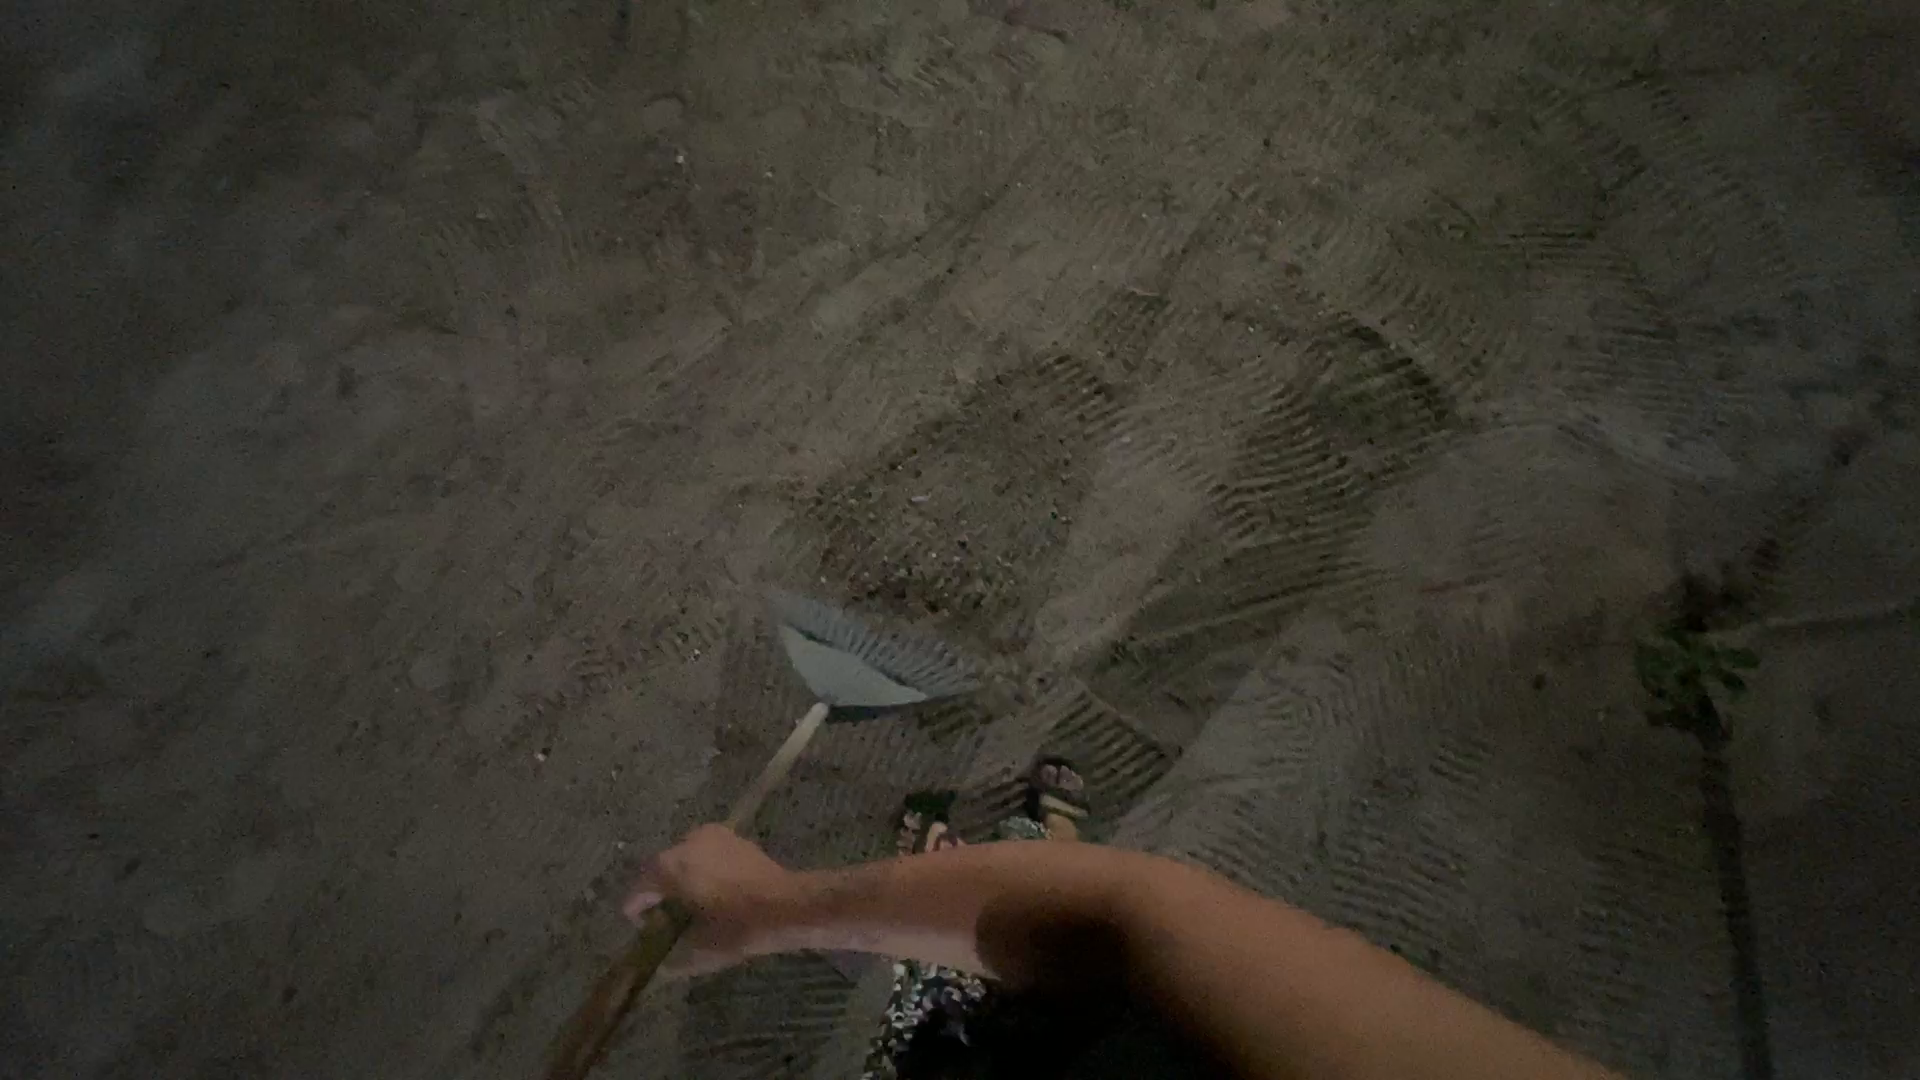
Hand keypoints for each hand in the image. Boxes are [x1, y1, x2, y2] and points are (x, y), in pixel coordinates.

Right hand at [623, 825, 796, 975]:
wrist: (785, 903)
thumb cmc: (738, 927)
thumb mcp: (700, 951)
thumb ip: (673, 958)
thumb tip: (663, 965)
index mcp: (671, 866)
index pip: (639, 888)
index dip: (636, 910)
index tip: (642, 929)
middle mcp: (688, 842)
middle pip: (660, 868)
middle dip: (658, 891)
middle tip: (664, 918)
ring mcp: (713, 835)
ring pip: (683, 855)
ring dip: (680, 876)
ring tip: (688, 903)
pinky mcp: (734, 837)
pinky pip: (706, 851)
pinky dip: (701, 867)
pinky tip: (711, 889)